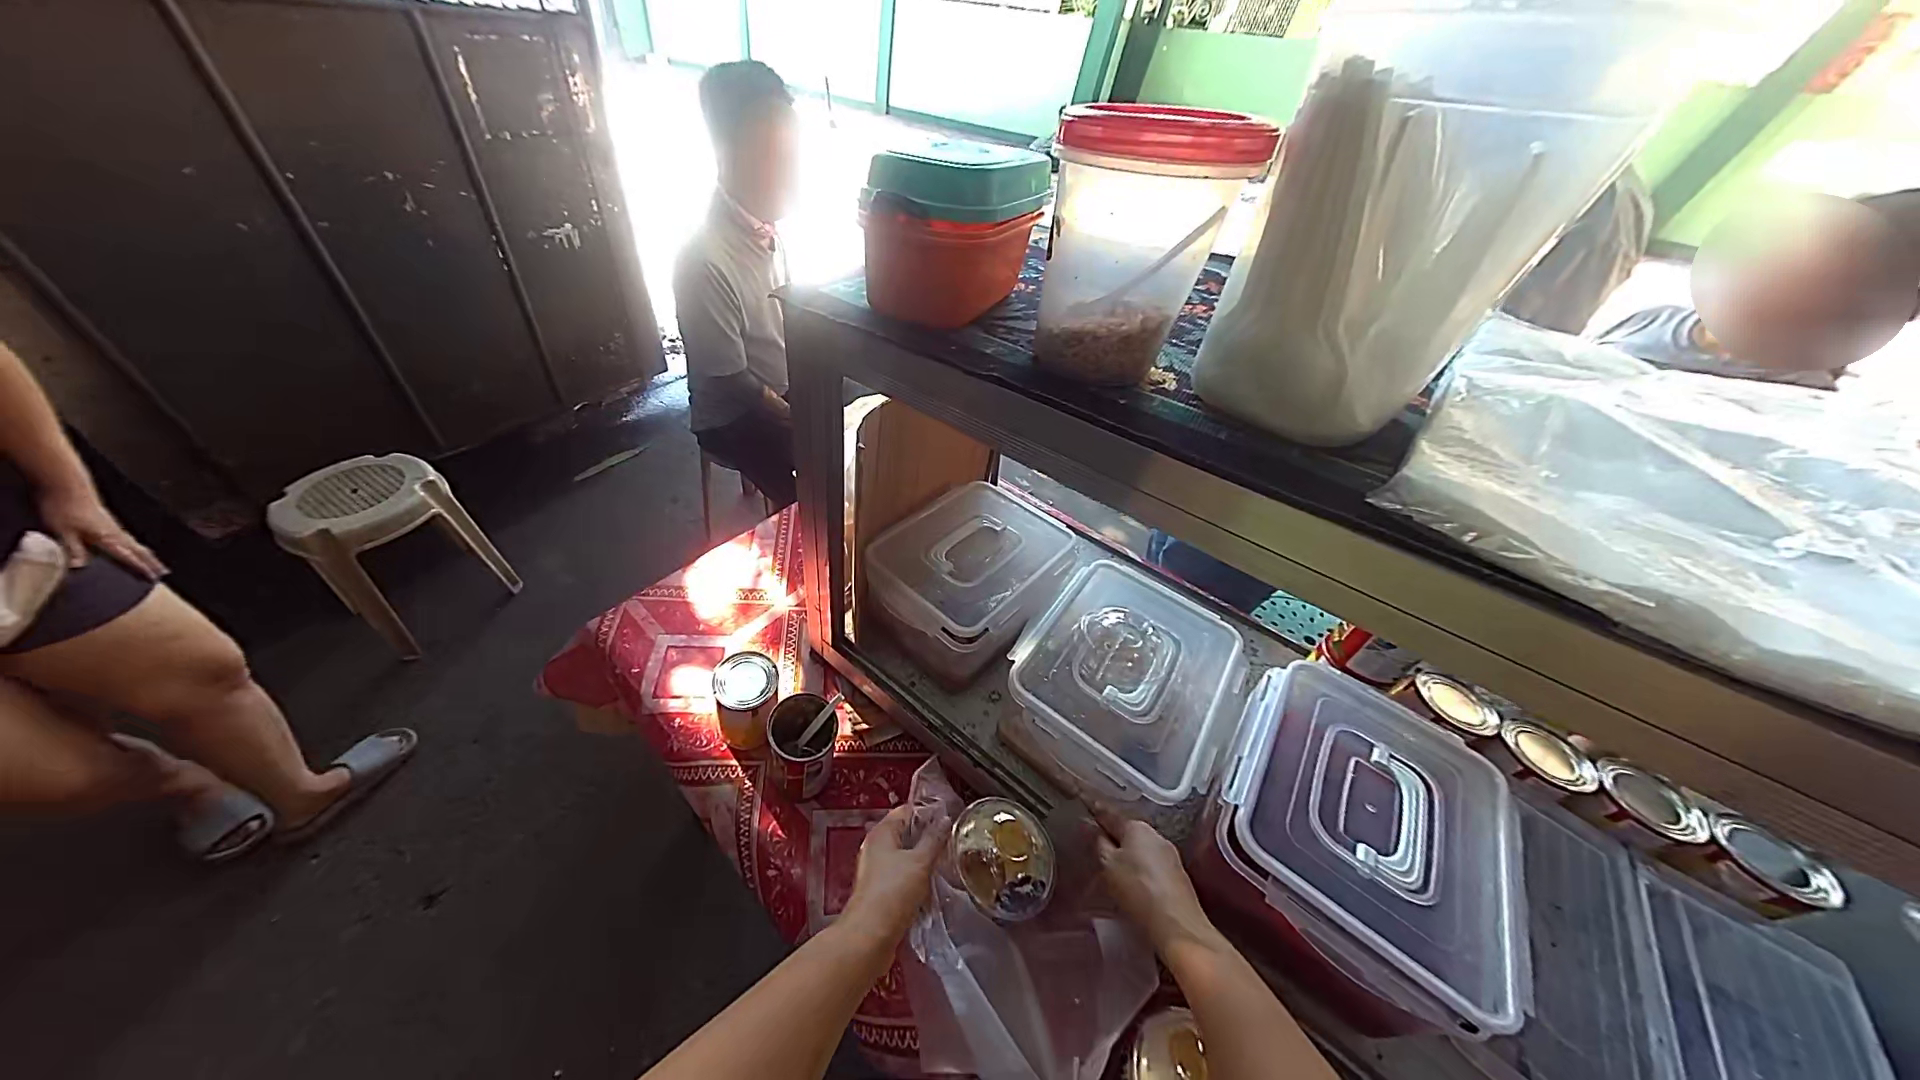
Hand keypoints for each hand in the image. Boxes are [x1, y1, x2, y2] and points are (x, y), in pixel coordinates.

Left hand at [36, 484, 166, 579]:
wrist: (67, 486)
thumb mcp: (62, 530)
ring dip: (148, 555)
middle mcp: (115, 533)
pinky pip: (129, 538)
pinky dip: (137, 546)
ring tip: (156, 562)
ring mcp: (114, 527)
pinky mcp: (109, 523)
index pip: (128, 556)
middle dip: (152, 562)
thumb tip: (80, 566)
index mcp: (106, 537)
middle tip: (164, 572)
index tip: (153, 578)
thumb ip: (73, 548)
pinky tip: (135, 547)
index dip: (140, 567)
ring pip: (136, 544)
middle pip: (139, 551)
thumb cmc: (62, 507)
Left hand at [841, 804, 944, 944]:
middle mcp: (875, 847)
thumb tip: (945, 819)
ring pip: (905, 856)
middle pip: (905, 833)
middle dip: (927, 836)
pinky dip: (916, 877)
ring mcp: (876, 870)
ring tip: (946, 861)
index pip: (906, 810)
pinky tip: (932, 885)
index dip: (928, 811)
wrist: (869, 937)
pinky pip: (902, 876)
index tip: (950, 817)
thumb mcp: (920, 862)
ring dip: (923, 859)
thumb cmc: (893, 892)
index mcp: (881, 832)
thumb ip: (934, 839)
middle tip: (952, 840)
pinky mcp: (880, 891)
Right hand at [1093, 806, 1217, 953]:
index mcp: (1137, 827)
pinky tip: (1135, 885)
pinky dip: (1141, 871)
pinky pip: (1152, 866)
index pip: (1111, 815)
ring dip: (1129, 856)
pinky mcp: (1178, 877)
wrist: (1178, 926)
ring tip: (1115, 871)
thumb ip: (1100, 844)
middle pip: (1128, 833)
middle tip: (1098, 849)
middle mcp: (1156, 836)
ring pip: (1141, 850)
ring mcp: (1170, 856)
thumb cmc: (1137, 890)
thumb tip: (1098, 832)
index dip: (1097, 813)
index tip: (1087, 808)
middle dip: (1114, 838)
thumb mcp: (1108, 865)